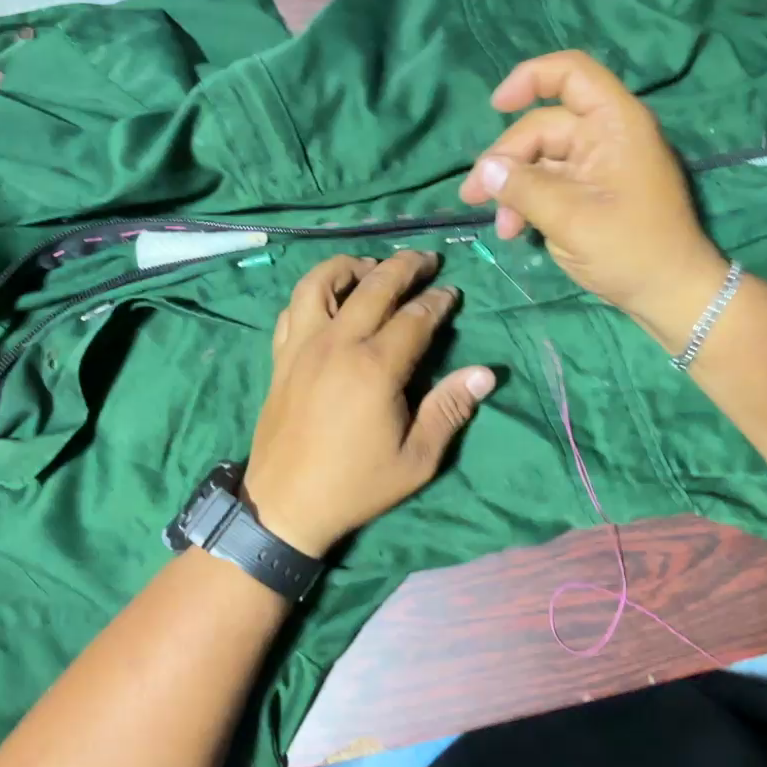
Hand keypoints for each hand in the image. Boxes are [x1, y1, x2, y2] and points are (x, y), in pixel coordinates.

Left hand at [244, 252, 495, 557]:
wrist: (284, 506)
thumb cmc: (356, 485)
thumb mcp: (415, 459)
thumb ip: (449, 410)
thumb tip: (485, 373)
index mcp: (375, 368)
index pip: (414, 317)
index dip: (437, 300)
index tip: (452, 292)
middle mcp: (337, 345)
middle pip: (373, 286)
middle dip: (404, 266)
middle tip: (426, 260)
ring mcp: (303, 347)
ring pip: (320, 283)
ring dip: (349, 265)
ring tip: (371, 266)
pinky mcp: (281, 357)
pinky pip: (293, 308)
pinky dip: (313, 291)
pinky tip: (328, 298)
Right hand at [457, 50, 728, 341]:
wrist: (672, 295)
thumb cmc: (631, 250)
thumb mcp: (570, 219)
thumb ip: (524, 189)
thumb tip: (485, 170)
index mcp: (614, 124)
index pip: (571, 73)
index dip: (530, 79)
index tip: (496, 106)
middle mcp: (606, 135)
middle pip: (543, 126)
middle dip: (506, 161)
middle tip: (475, 198)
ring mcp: (600, 165)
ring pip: (541, 159)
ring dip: (513, 188)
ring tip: (500, 227)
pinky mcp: (593, 192)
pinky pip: (551, 183)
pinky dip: (529, 201)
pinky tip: (514, 229)